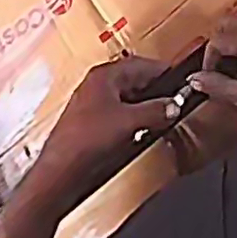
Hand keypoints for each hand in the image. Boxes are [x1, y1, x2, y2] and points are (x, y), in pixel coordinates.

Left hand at [19, 56, 176, 214]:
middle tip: (171, 98)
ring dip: (142, 106)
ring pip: (124, 98)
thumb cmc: (86, 141)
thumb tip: (173, 105)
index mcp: (103, 75)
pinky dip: (130, 119)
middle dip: (152, 90)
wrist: (59, 173)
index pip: (139, 64)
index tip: (177, 78)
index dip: (160, 71)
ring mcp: (90, 104)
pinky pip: (116, 113)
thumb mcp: (129, 122)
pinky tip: (138, 131)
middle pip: (132, 80)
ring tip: (158, 115)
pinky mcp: (88, 123)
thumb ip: (155, 111)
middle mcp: (95, 85)